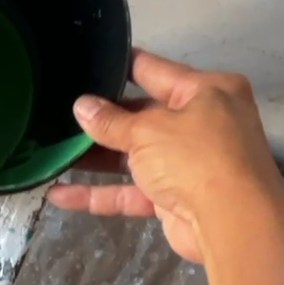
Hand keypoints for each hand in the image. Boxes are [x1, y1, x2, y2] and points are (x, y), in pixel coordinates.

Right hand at [47, 49, 283, 262]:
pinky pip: (129, 191)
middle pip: (141, 116)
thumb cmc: (196, 157)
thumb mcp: (147, 130)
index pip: (155, 71)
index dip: (121, 66)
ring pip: (132, 156)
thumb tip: (81, 106)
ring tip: (53, 152)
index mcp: (206, 92)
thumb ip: (110, 121)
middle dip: (101, 120)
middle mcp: (200, 123)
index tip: (88, 61)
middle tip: (58, 113)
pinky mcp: (173, 198)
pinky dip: (98, 194)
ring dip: (94, 158)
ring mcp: (186, 163)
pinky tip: (59, 194)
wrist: (230, 223)